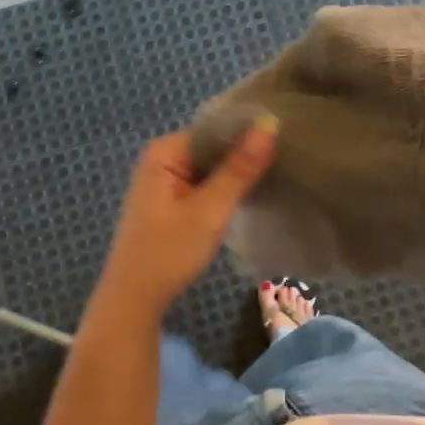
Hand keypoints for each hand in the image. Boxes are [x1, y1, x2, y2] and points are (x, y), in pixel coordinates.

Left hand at [95, 118, 278, 306]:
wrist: (135, 298)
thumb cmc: (169, 252)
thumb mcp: (209, 210)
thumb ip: (239, 169)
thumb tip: (269, 126)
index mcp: (164, 151)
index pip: (216, 129)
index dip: (249, 134)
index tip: (287, 140)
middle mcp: (162, 159)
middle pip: (213, 147)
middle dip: (245, 155)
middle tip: (289, 159)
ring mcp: (165, 181)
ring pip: (211, 168)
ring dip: (238, 174)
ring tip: (279, 174)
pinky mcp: (170, 202)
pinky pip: (205, 185)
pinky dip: (226, 190)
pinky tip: (253, 194)